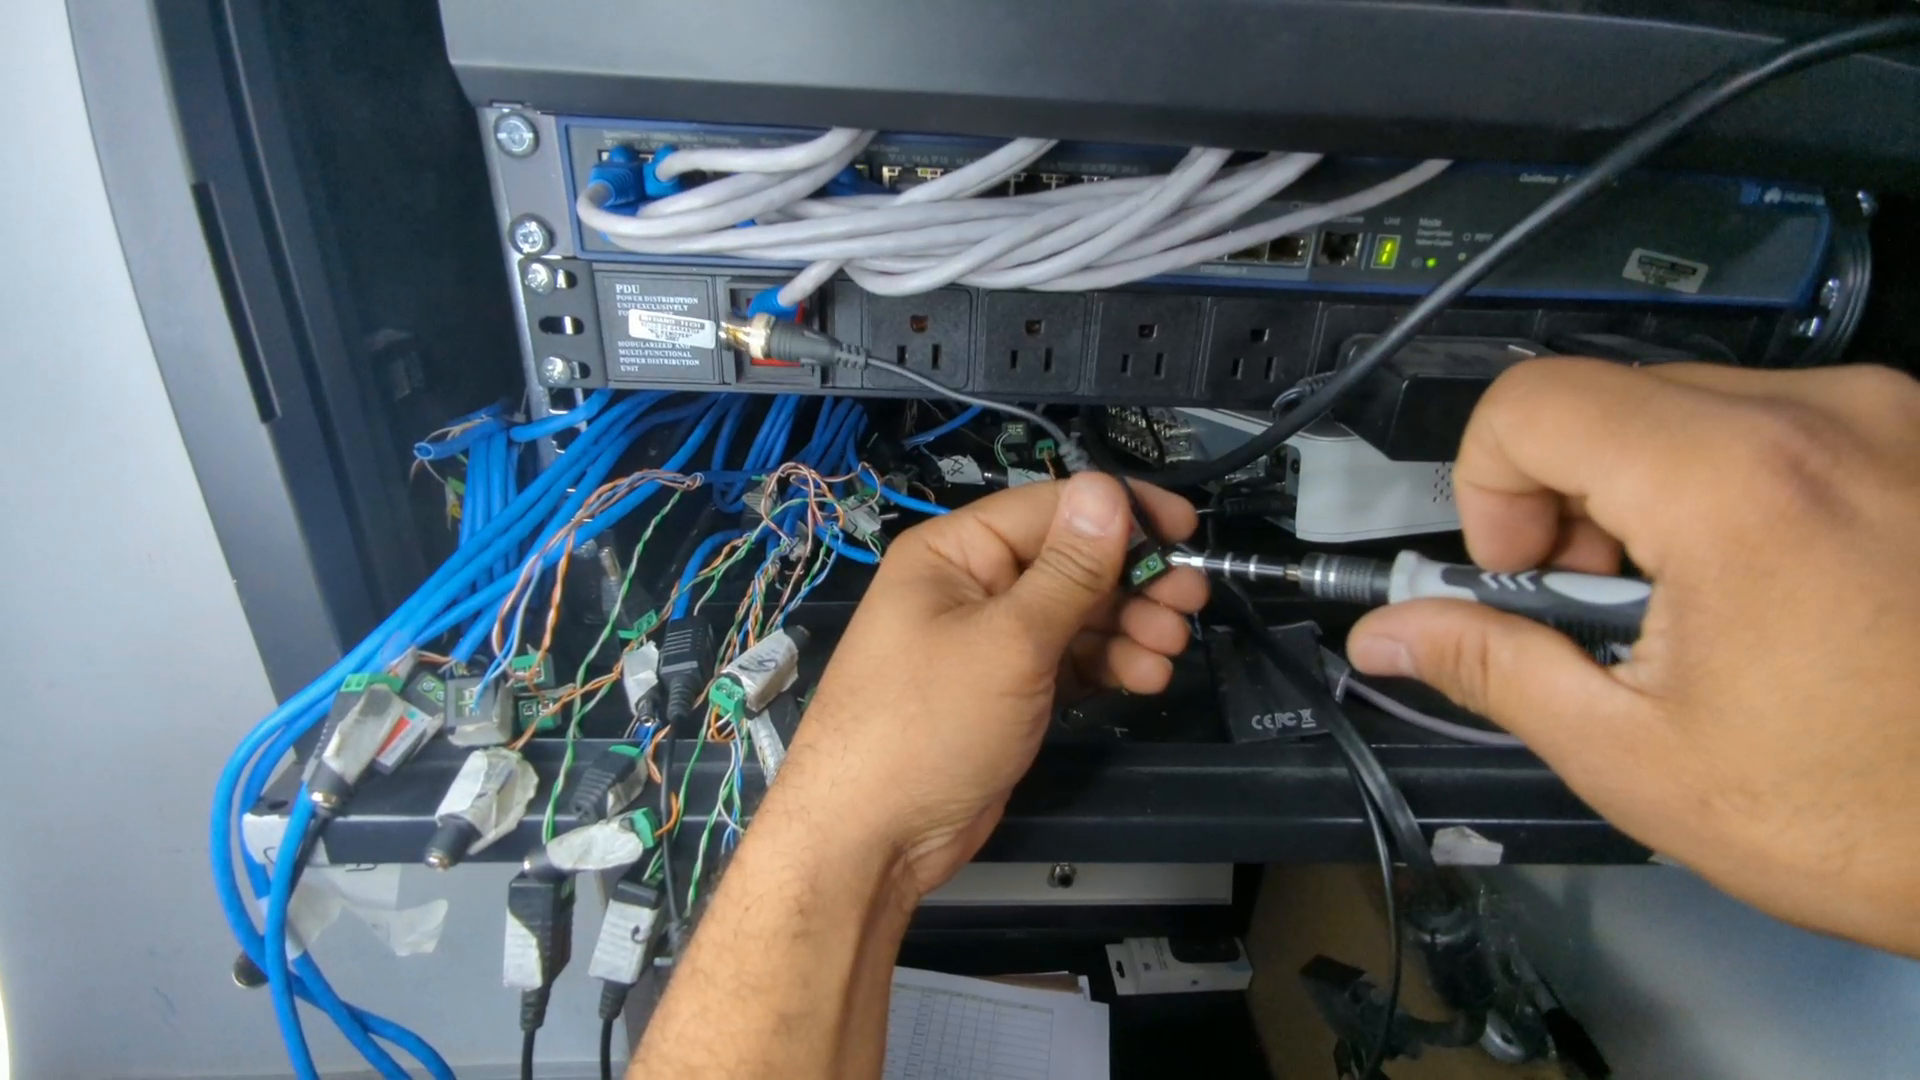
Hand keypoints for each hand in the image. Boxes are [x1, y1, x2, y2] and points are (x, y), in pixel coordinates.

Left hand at [773, 473, 1206, 898]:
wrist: (871, 840)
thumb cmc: (930, 723)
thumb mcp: (1008, 642)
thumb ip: (1068, 570)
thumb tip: (1106, 487)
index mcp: (956, 551)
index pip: (1050, 508)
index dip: (1120, 512)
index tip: (1185, 528)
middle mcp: (973, 585)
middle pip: (1070, 562)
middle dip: (1132, 578)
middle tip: (1191, 597)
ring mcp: (992, 640)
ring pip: (1076, 614)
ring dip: (1129, 626)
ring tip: (1170, 648)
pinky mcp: (1009, 688)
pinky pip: (1069, 659)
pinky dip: (1108, 663)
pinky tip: (1146, 676)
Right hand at [1346, 358, 1919, 954]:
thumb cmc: (1871, 819)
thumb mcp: (1633, 755)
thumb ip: (1487, 667)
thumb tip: (1377, 635)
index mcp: (1739, 484)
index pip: (1526, 404)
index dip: (1487, 486)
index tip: (1529, 573)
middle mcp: (1828, 416)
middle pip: (1594, 405)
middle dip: (1555, 500)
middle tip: (1600, 604)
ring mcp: (1901, 418)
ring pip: (1670, 412)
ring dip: (1630, 497)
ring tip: (1686, 602)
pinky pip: (1759, 425)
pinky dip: (1710, 489)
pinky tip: (1763, 584)